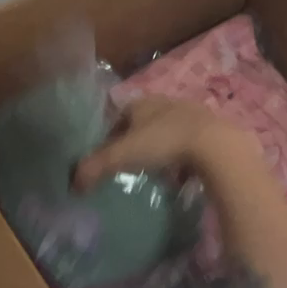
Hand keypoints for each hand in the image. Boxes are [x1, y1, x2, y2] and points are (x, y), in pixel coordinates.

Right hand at [71, 97, 244, 191]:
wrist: (214, 146)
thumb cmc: (162, 143)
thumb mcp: (121, 156)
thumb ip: (94, 168)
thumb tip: (72, 184)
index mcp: (141, 103)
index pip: (116, 117)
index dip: (108, 137)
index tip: (106, 158)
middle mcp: (164, 103)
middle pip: (140, 124)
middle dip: (133, 144)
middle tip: (127, 167)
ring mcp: (189, 114)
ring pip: (163, 133)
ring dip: (156, 150)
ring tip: (152, 172)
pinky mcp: (208, 130)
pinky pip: (185, 143)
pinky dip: (178, 156)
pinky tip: (177, 173)